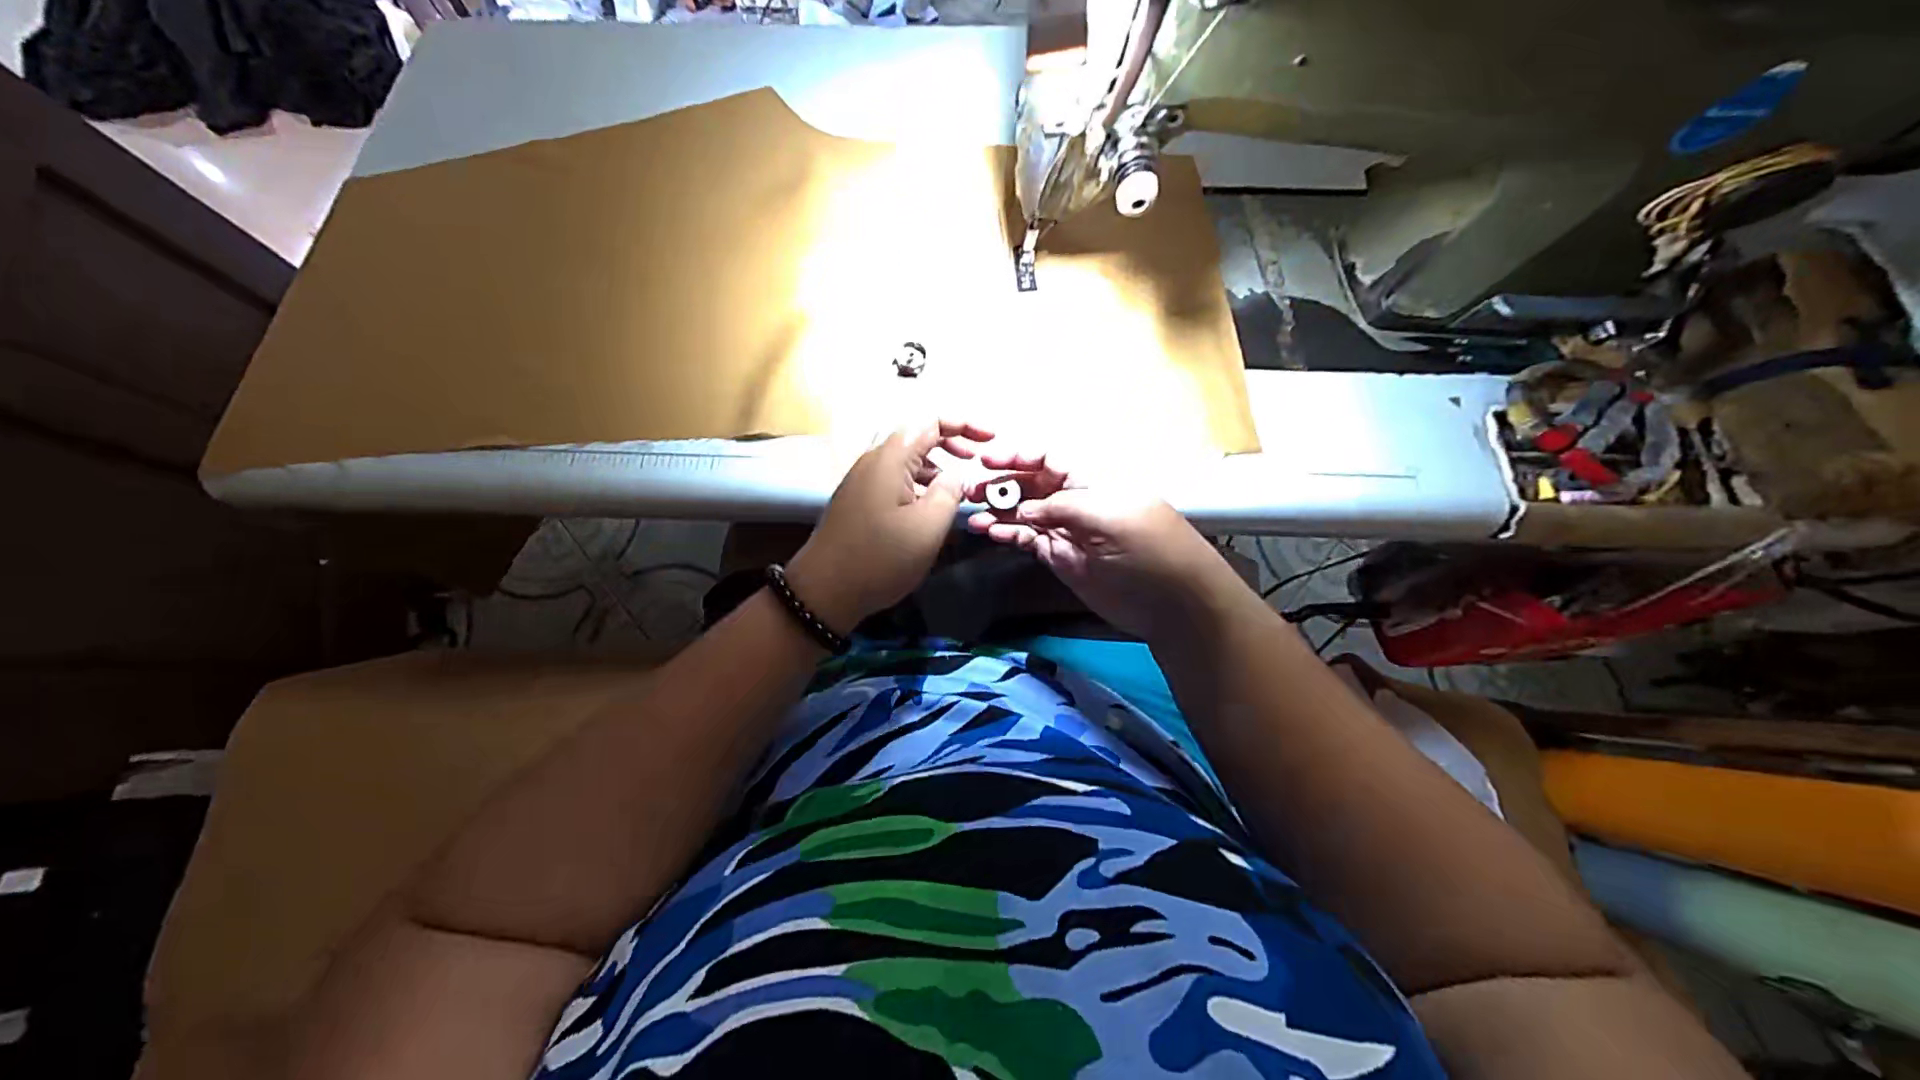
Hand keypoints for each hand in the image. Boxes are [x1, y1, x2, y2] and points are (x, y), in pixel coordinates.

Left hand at [785, 420, 991, 634]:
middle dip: (950, 443)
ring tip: (957, 489)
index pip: (930, 422)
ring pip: (904, 460)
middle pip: (915, 437)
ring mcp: (861, 481)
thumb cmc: (881, 558)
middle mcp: (872, 461)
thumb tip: (956, 476)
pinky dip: (917, 483)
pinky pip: (893, 479)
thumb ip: (950, 493)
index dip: (964, 425)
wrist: (824, 590)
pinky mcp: (857, 501)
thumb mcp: (928, 527)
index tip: (989, 440)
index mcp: (890, 459)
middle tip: (975, 461)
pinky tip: (928, 508)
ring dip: (934, 467)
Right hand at [964, 450, 1246, 640]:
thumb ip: (1064, 506)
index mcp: (1093, 482)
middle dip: (1001, 483)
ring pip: (1024, 514)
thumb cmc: (1149, 550)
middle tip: (971, 489)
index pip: (1050, 460)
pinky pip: (1028, 540)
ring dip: (998, 512)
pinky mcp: (1060, 558)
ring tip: (974, 517)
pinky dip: (1009, 536)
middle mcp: (1076, 502)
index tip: (990, 460)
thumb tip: (1025, 508)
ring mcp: (1066, 531)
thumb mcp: (1109, 517)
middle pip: (1031, 484)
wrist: (1173, 604)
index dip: (1020, 457)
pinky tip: (991, 534)